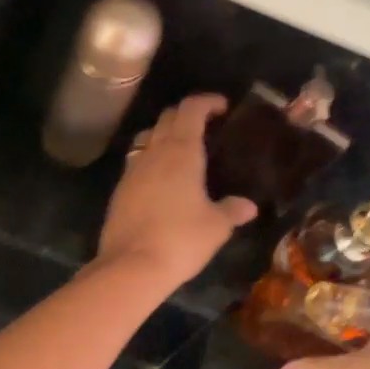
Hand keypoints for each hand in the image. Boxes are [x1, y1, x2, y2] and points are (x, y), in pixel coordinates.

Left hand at [95, 94, 257, 288]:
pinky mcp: (120, 189)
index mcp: (181, 150)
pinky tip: (162, 181)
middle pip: (168, 117)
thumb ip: (233, 210)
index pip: (191, 109)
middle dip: (187, 115)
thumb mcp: (216, 226)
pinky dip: (151, 159)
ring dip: (165, 134)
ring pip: (148, 136)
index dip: (207, 102)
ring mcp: (133, 169)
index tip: (223, 108)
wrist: (131, 266)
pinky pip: (137, 161)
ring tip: (182, 152)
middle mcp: (155, 151)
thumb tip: (249, 206)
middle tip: (206, 128)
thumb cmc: (181, 238)